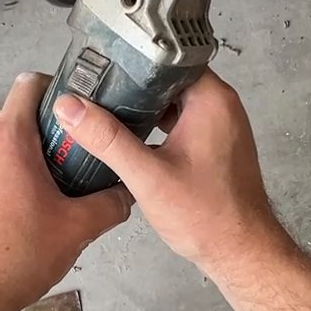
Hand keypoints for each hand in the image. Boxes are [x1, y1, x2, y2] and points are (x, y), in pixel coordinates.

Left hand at [0, 73, 132, 310]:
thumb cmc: (19, 252)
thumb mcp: (77, 228)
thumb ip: (110, 204)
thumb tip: (128, 193)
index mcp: (10, 138)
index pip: (32, 83)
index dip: (62, 88)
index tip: (86, 110)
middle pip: (23, 115)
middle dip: (56, 129)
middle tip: (87, 152)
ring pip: (8, 144)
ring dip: (36, 154)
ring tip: (65, 181)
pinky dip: (16, 175)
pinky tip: (36, 206)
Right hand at [50, 70, 291, 279]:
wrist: (240, 252)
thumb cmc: (206, 216)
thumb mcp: (146, 175)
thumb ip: (106, 139)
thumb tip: (70, 108)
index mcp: (211, 100)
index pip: (168, 57)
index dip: (132, 58)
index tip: (99, 62)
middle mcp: (221, 105)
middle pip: (167, 78)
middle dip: (131, 83)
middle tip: (93, 87)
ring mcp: (220, 125)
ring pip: (172, 101)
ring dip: (142, 106)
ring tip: (104, 109)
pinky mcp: (214, 144)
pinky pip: (181, 121)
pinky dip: (156, 124)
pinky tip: (129, 137)